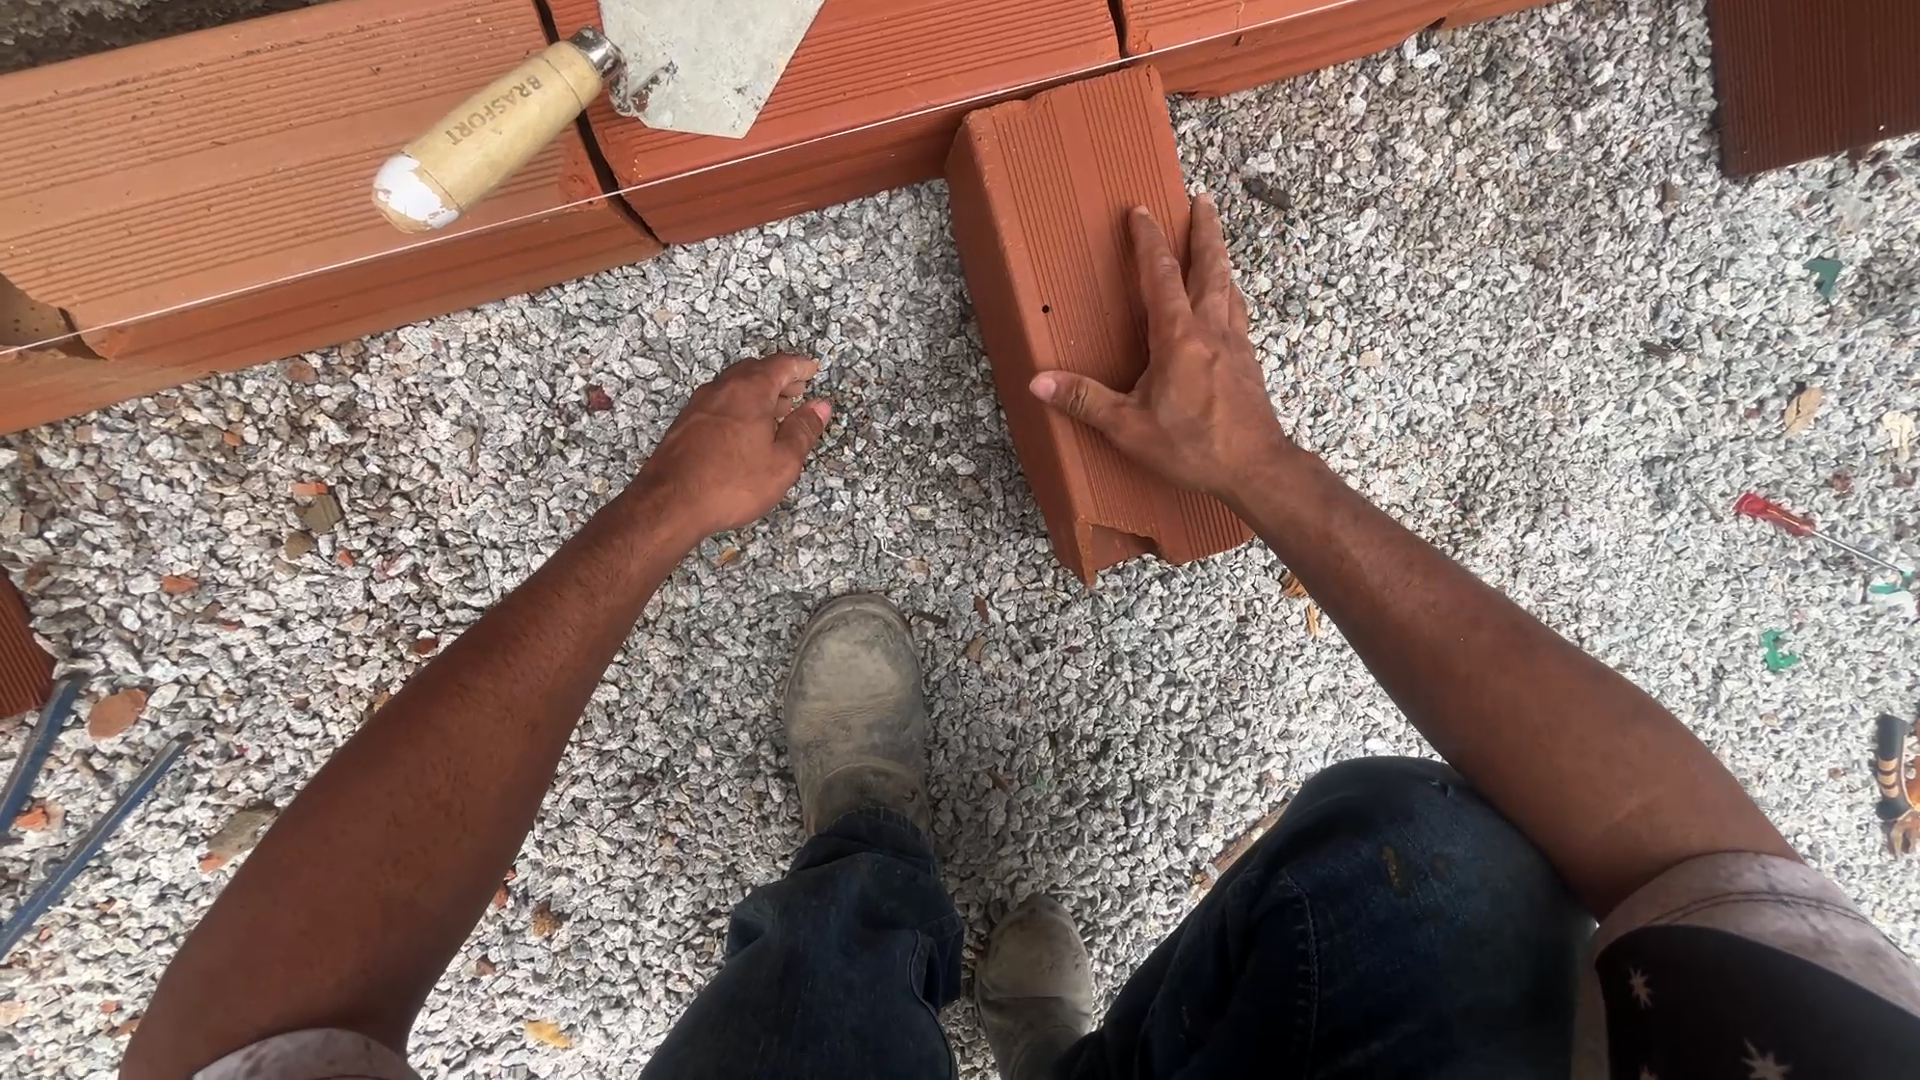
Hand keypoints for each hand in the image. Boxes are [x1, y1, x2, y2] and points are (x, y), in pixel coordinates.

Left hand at [634, 353, 830, 536]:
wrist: (670, 504)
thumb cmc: (729, 484)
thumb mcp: (782, 461)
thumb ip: (803, 430)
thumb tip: (819, 408)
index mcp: (750, 391)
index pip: (781, 365)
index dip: (800, 366)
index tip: (811, 369)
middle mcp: (722, 389)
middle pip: (755, 370)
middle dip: (780, 377)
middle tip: (797, 389)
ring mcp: (700, 405)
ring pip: (735, 386)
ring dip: (758, 392)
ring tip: (776, 411)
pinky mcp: (686, 423)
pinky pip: (720, 402)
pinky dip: (739, 405)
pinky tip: (745, 428)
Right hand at [1028, 195, 1291, 502]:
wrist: (1256, 469)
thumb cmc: (1193, 447)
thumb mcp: (1129, 428)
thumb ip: (1084, 400)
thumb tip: (1039, 382)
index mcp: (1179, 338)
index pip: (1161, 276)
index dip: (1149, 242)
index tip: (1141, 213)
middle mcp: (1211, 331)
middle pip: (1209, 268)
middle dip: (1203, 232)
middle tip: (1203, 200)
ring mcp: (1235, 346)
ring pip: (1230, 288)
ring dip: (1220, 259)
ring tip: (1216, 242)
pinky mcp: (1248, 364)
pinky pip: (1240, 315)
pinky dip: (1232, 295)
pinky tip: (1230, 303)